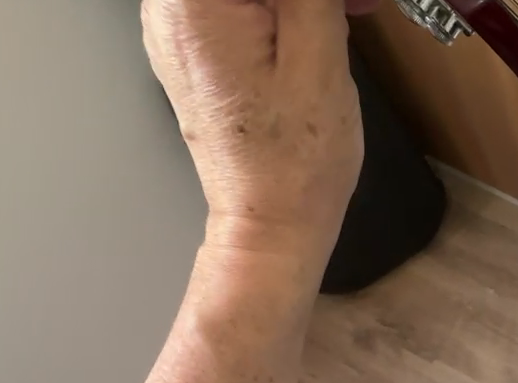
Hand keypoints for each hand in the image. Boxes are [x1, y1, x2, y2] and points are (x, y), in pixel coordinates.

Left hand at [141, 0, 381, 256]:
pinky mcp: (191, 51)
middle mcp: (166, 4)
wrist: (272, 225)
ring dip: (291, 1)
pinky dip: (271, 9)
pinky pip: (228, 6)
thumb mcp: (320, 61)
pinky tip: (310, 29)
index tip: (338, 2)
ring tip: (339, 15)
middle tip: (350, 6)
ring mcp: (173, 28)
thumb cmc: (298, 161)